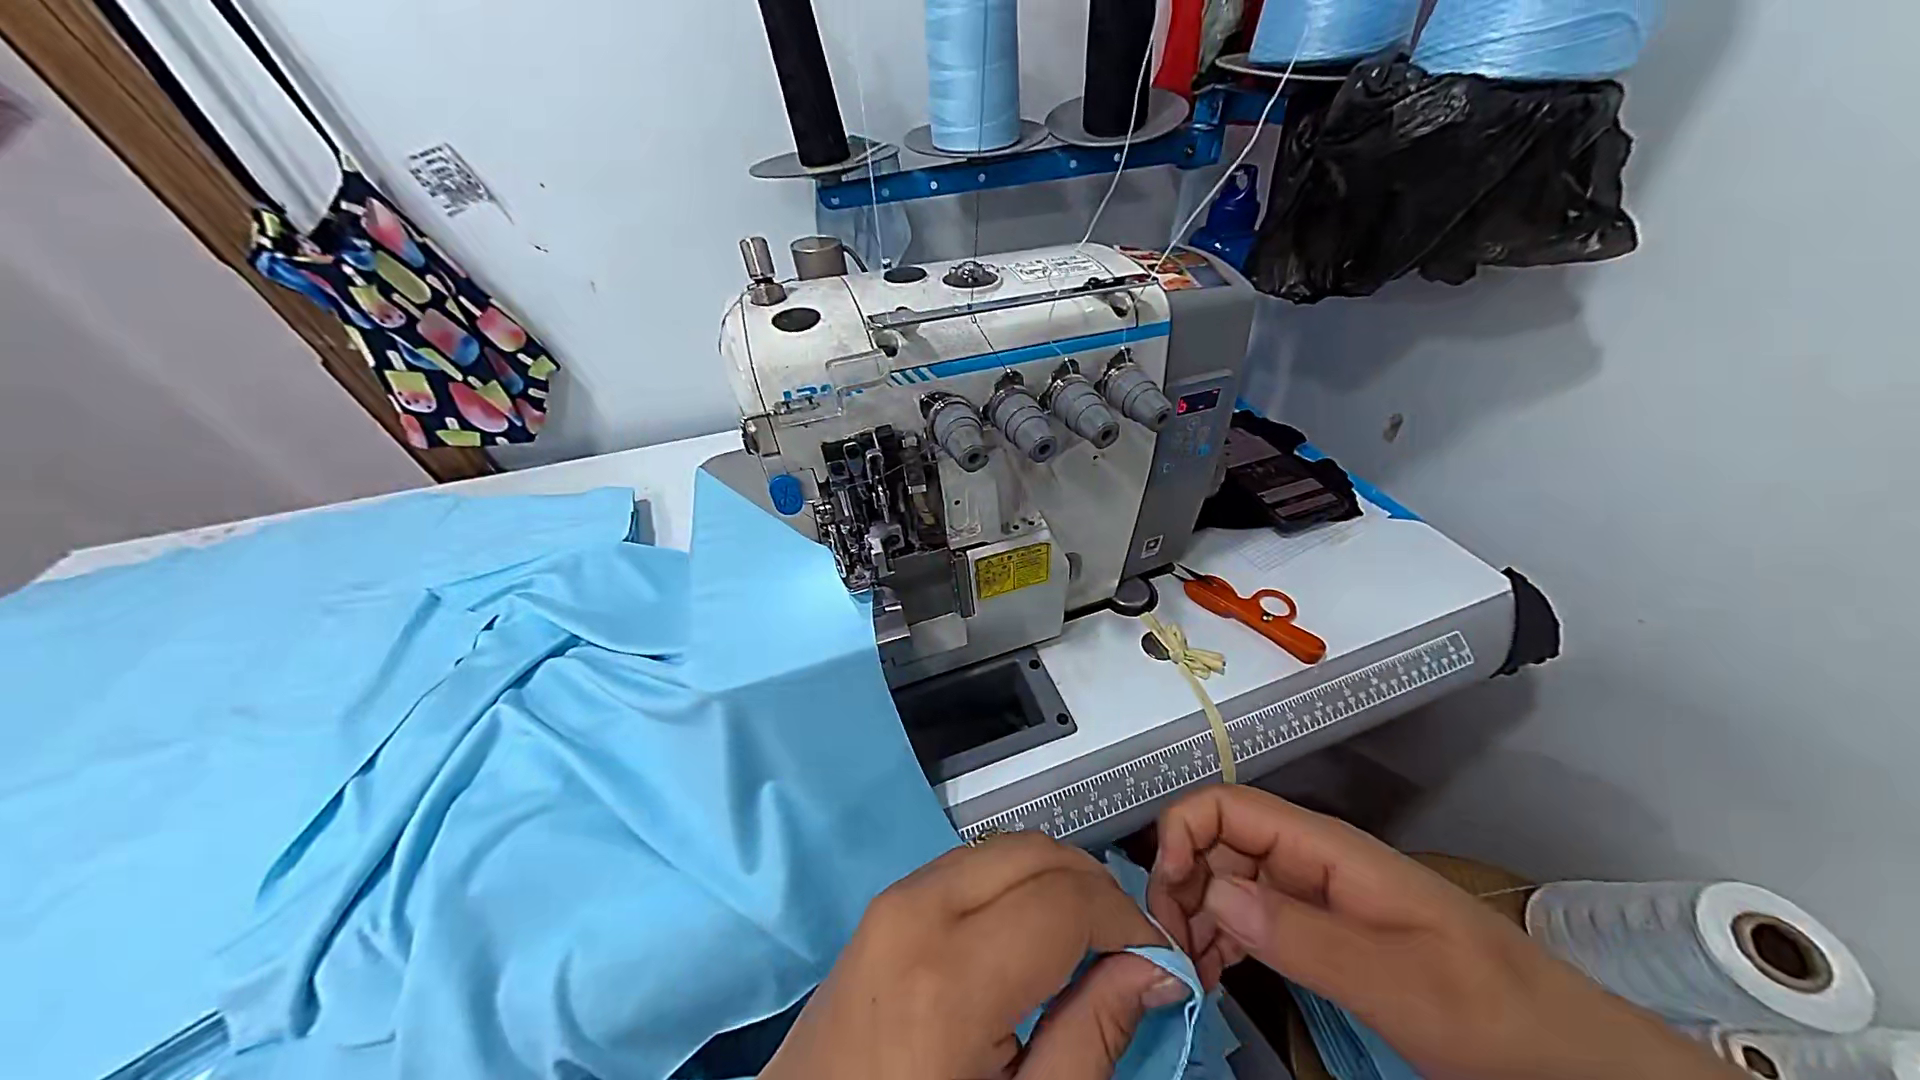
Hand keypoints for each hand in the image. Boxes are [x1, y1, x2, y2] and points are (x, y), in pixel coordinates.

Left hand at [762, 832, 1191, 1079]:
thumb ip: (1090, 1035)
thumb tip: (1153, 970)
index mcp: (949, 975)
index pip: (1065, 900)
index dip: (1127, 920)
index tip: (1159, 959)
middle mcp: (917, 910)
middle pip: (1035, 852)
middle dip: (1095, 887)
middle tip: (1128, 947)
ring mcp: (893, 897)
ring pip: (1004, 846)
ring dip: (1056, 878)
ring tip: (1086, 939)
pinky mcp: (885, 901)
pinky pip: (969, 863)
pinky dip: (1015, 880)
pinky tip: (1031, 930)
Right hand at [1147, 786, 1737, 1079]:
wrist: (1567, 1055)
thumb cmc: (1492, 1010)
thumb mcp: (1401, 982)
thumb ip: (1302, 934)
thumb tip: (1211, 892)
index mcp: (1324, 848)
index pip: (1226, 805)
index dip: (1181, 832)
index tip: (1166, 894)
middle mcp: (1307, 859)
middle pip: (1214, 841)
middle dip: (1179, 882)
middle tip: (1171, 948)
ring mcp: (1310, 894)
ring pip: (1222, 879)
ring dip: (1193, 914)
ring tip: (1188, 968)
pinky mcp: (1315, 928)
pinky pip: (1245, 916)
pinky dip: (1216, 937)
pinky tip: (1211, 972)